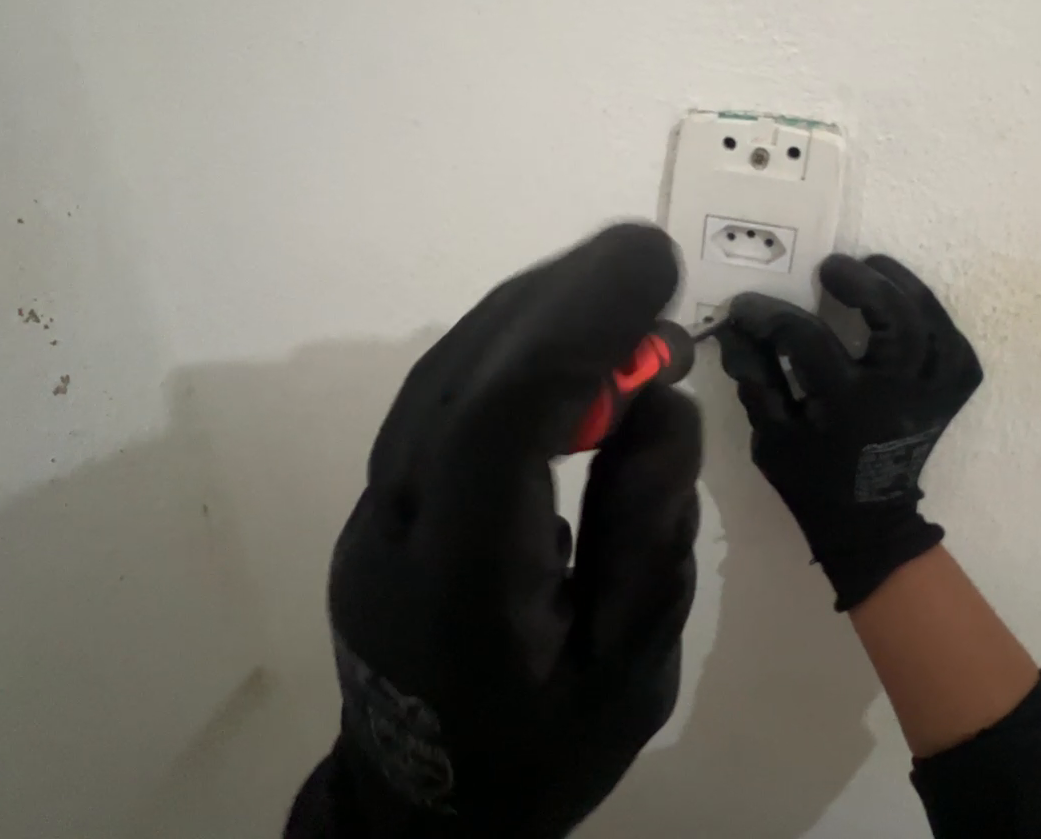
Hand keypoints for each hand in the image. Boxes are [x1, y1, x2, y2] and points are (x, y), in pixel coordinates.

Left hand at [320, 223, 701, 835]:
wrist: (415, 813)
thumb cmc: (539, 754)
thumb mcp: (631, 673)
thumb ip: (648, 537)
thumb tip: (660, 406)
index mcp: (465, 586)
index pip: (509, 419)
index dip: (585, 326)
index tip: (658, 270)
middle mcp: (400, 524)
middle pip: (470, 369)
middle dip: (565, 294)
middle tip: (648, 257)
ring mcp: (381, 504)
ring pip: (450, 366)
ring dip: (540, 309)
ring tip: (624, 292)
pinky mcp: (389, 493)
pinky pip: (449, 392)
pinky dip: (516, 344)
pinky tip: (572, 341)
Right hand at [714, 253, 981, 610]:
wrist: (870, 522)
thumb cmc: (812, 480)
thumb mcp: (769, 437)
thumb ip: (754, 378)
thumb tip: (735, 327)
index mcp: (848, 406)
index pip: (807, 339)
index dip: (770, 315)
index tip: (746, 305)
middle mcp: (899, 395)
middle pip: (897, 321)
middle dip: (863, 283)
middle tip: (830, 267)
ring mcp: (933, 395)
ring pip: (933, 323)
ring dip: (904, 285)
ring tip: (872, 267)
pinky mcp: (949, 397)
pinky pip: (954, 345)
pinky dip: (934, 318)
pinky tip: (908, 304)